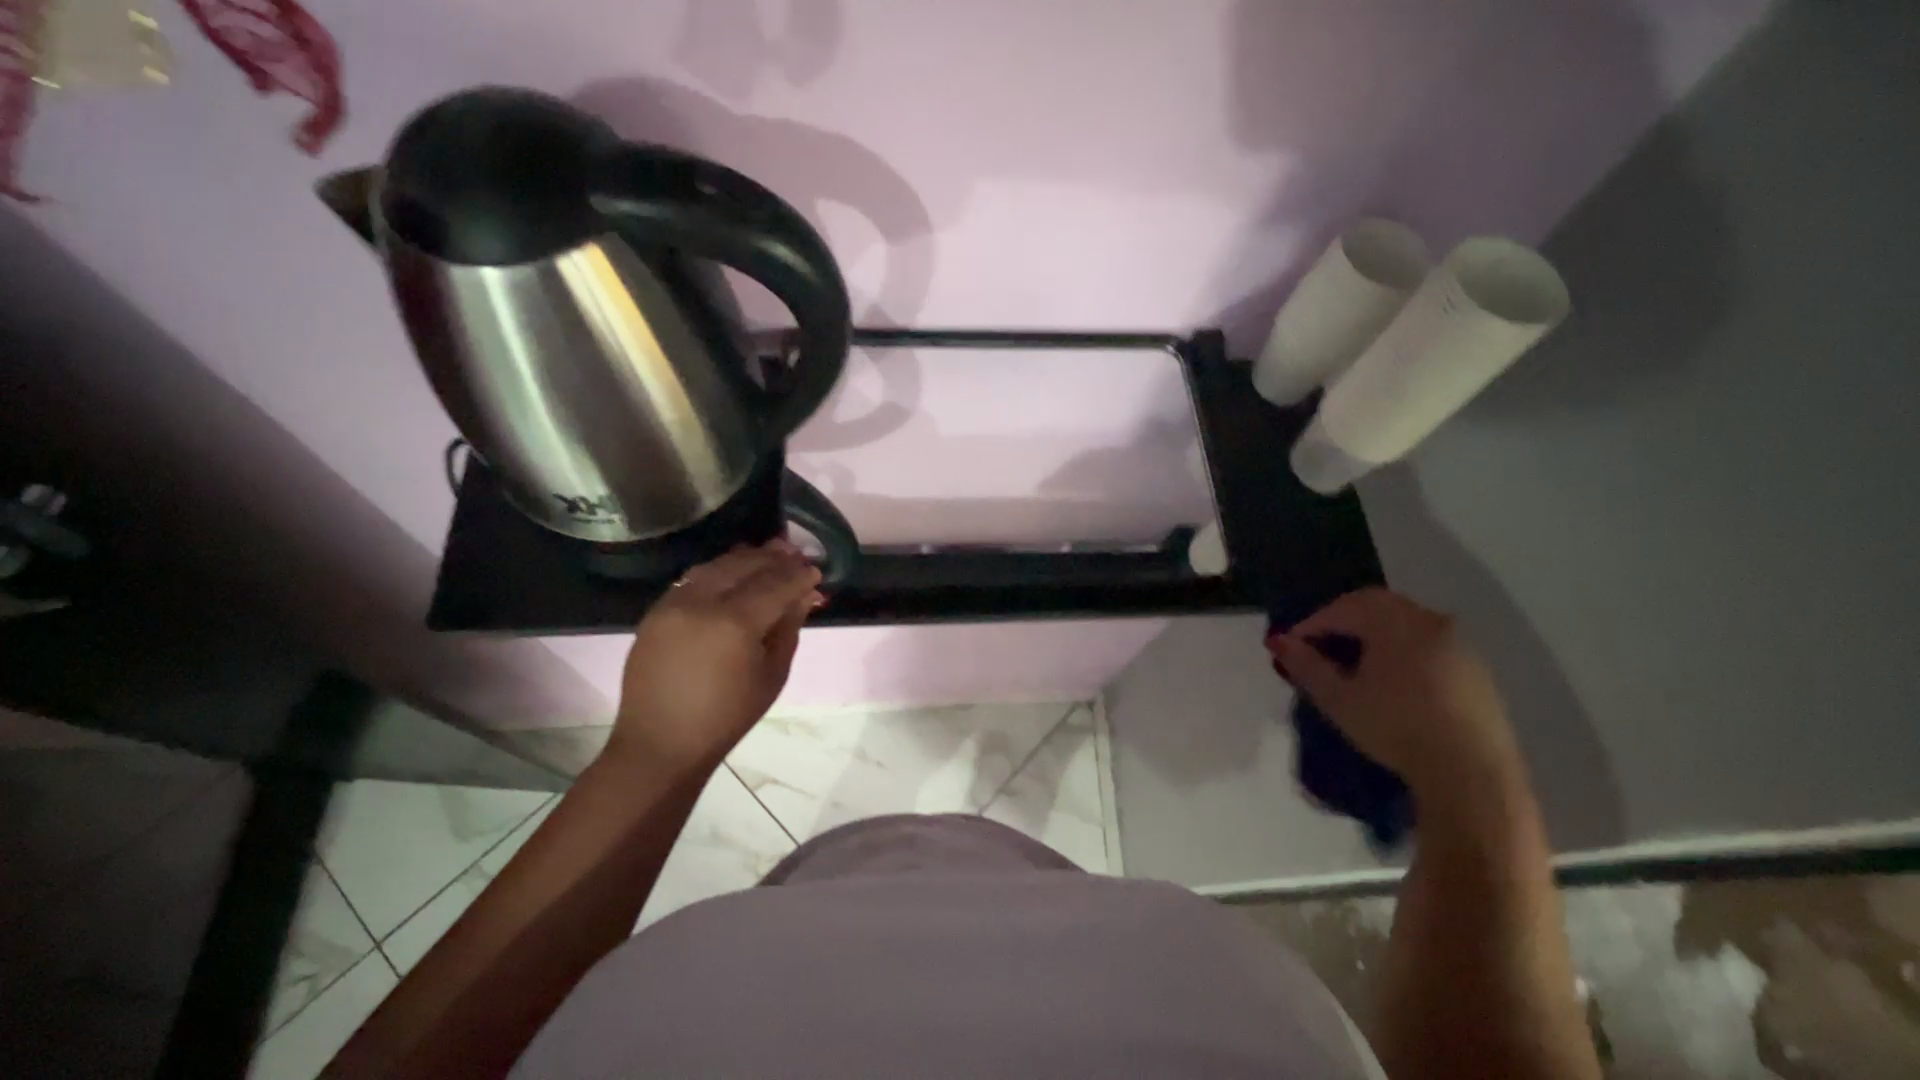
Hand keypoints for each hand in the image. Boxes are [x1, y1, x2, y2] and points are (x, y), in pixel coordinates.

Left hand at [608, 541, 821, 773]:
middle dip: (774, 559)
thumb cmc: (726, 718)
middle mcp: (702, 602)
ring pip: (716, 566)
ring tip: (767, 556)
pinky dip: (717, 570)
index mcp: (735, 623)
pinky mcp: (656, 611)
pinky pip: (692, 578)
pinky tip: (732, 573)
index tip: (815, 570)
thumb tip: (803, 596)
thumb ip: (788, 629)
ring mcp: (674, 603)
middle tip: (796, 555)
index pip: (776, 584)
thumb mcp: (772, 675)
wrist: (662, 742)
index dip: (799, 576)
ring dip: (745, 558)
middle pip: (745, 565)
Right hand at [1267, 588, 1524, 806]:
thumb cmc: (1395, 727)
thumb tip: (1278, 641)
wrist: (1470, 770)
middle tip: (1321, 648)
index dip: (1312, 624)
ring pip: (1406, 623)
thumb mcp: (1339, 699)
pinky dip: (1404, 650)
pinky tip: (1395, 682)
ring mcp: (1459, 643)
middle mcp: (1429, 620)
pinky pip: (1430, 645)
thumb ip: (1306, 665)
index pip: (1342, 608)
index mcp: (1394, 621)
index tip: (1291, 646)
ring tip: (1356, 665)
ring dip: (1376, 635)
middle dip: (1344, 621)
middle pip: (1377, 606)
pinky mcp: (1476, 669)